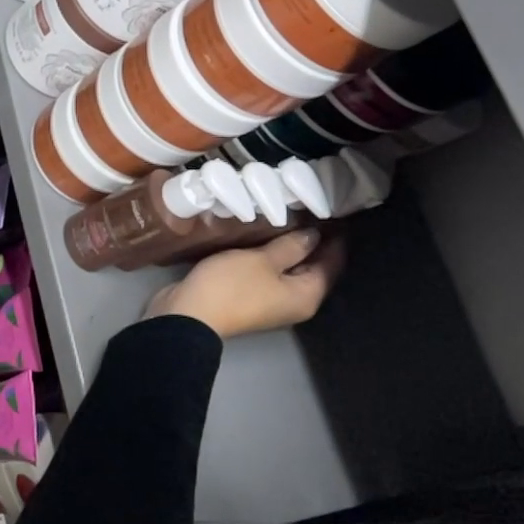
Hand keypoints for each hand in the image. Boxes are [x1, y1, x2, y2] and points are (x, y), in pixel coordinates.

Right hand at [144, 228, 345, 337]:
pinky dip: (268, 258)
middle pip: (313, 268)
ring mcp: (271, 302)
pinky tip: (258, 239)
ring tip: (283, 218)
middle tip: (306, 209)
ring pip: (288, 270)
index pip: (332, 262)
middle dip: (312, 242)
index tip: (333, 211)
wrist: (189, 315)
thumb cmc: (231, 286)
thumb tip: (314, 236)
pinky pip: (267, 274)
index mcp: (306, 295)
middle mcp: (295, 302)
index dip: (335, 238)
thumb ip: (291, 246)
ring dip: (287, 249)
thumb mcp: (263, 260)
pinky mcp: (249, 299)